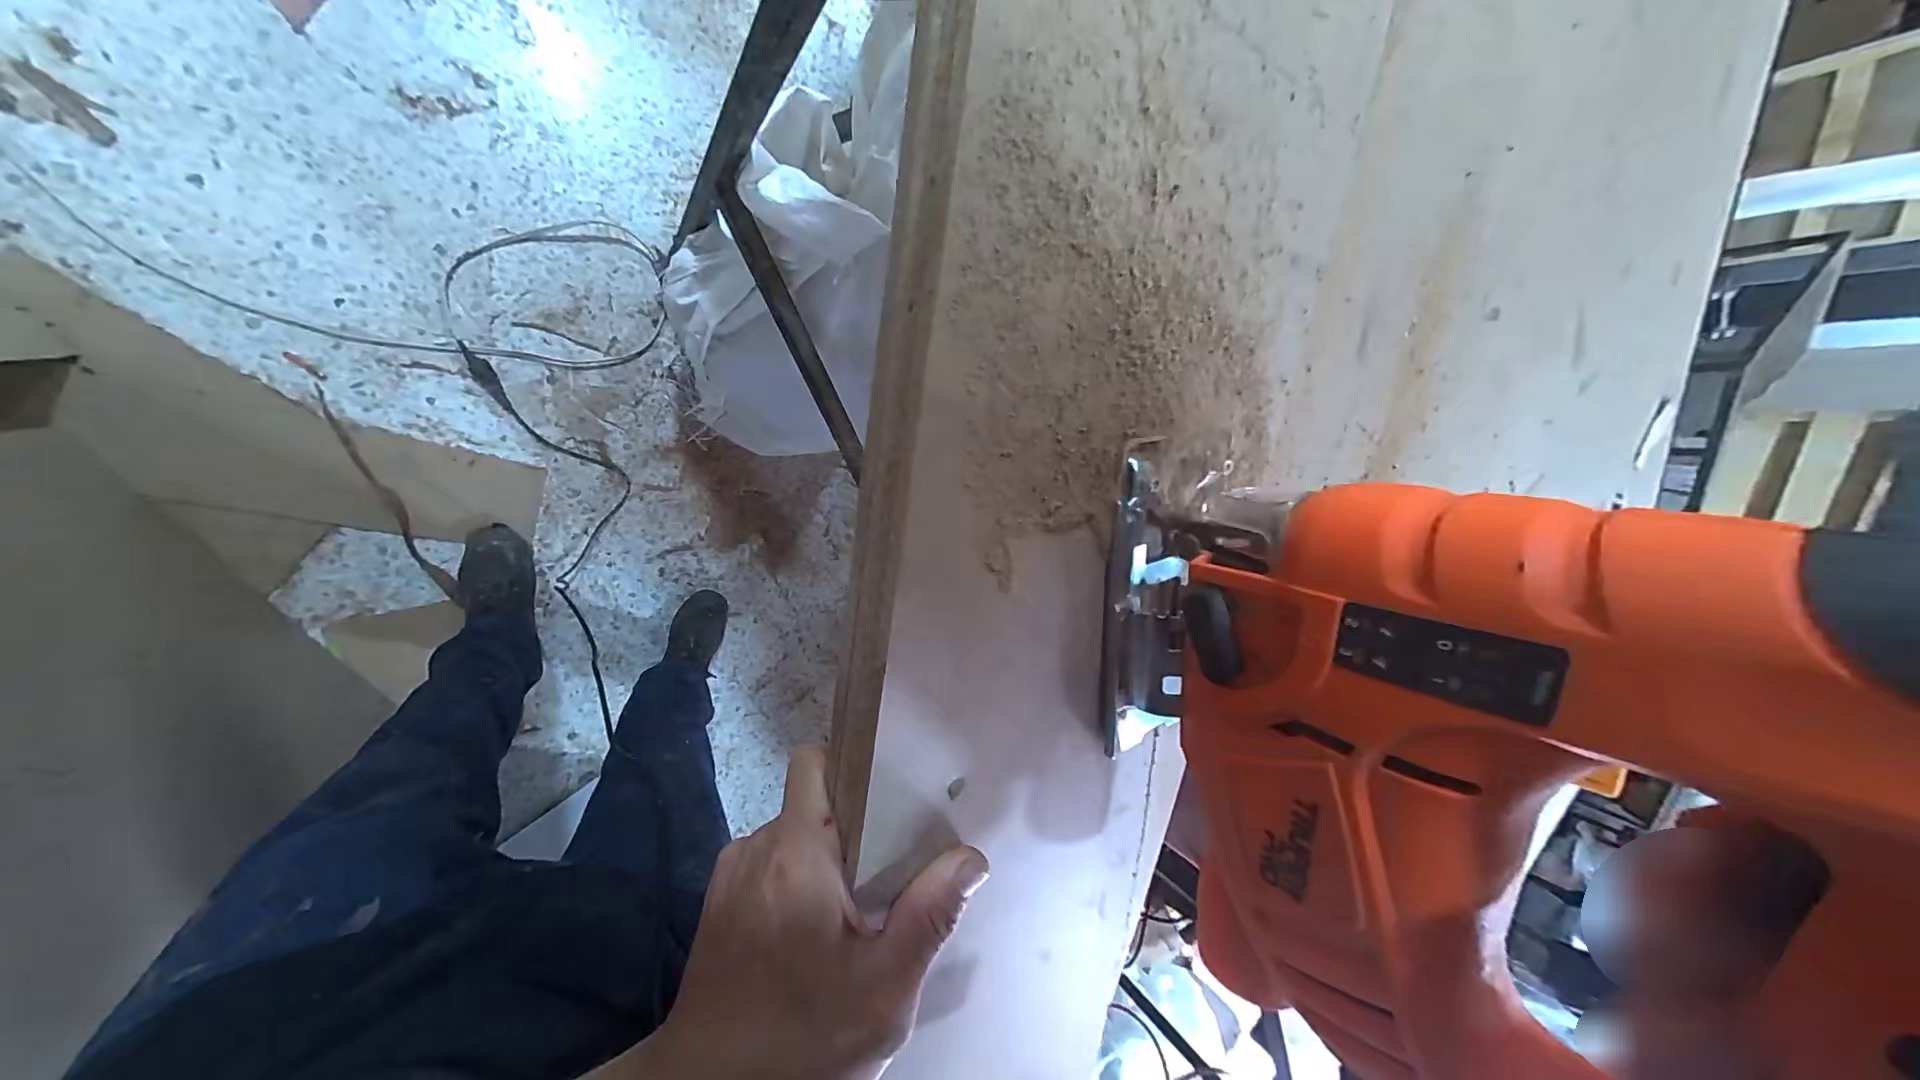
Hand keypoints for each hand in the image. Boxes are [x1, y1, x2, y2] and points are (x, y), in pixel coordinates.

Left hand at [595, 745, 988, 1079]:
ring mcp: (731, 873)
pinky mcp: (718, 900)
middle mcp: (756, 848)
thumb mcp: (884, 990)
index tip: (889, 791)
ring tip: (853, 905)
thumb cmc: (801, 1042)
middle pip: (813, 801)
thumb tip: (972, 857)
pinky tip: (813, 928)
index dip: (851, 764)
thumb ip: (931, 915)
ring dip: (825, 855)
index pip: (814, 764)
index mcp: (795, 854)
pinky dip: (797, 877)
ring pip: (794, 833)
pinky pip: (771, 861)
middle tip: (888, 867)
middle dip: (852, 824)